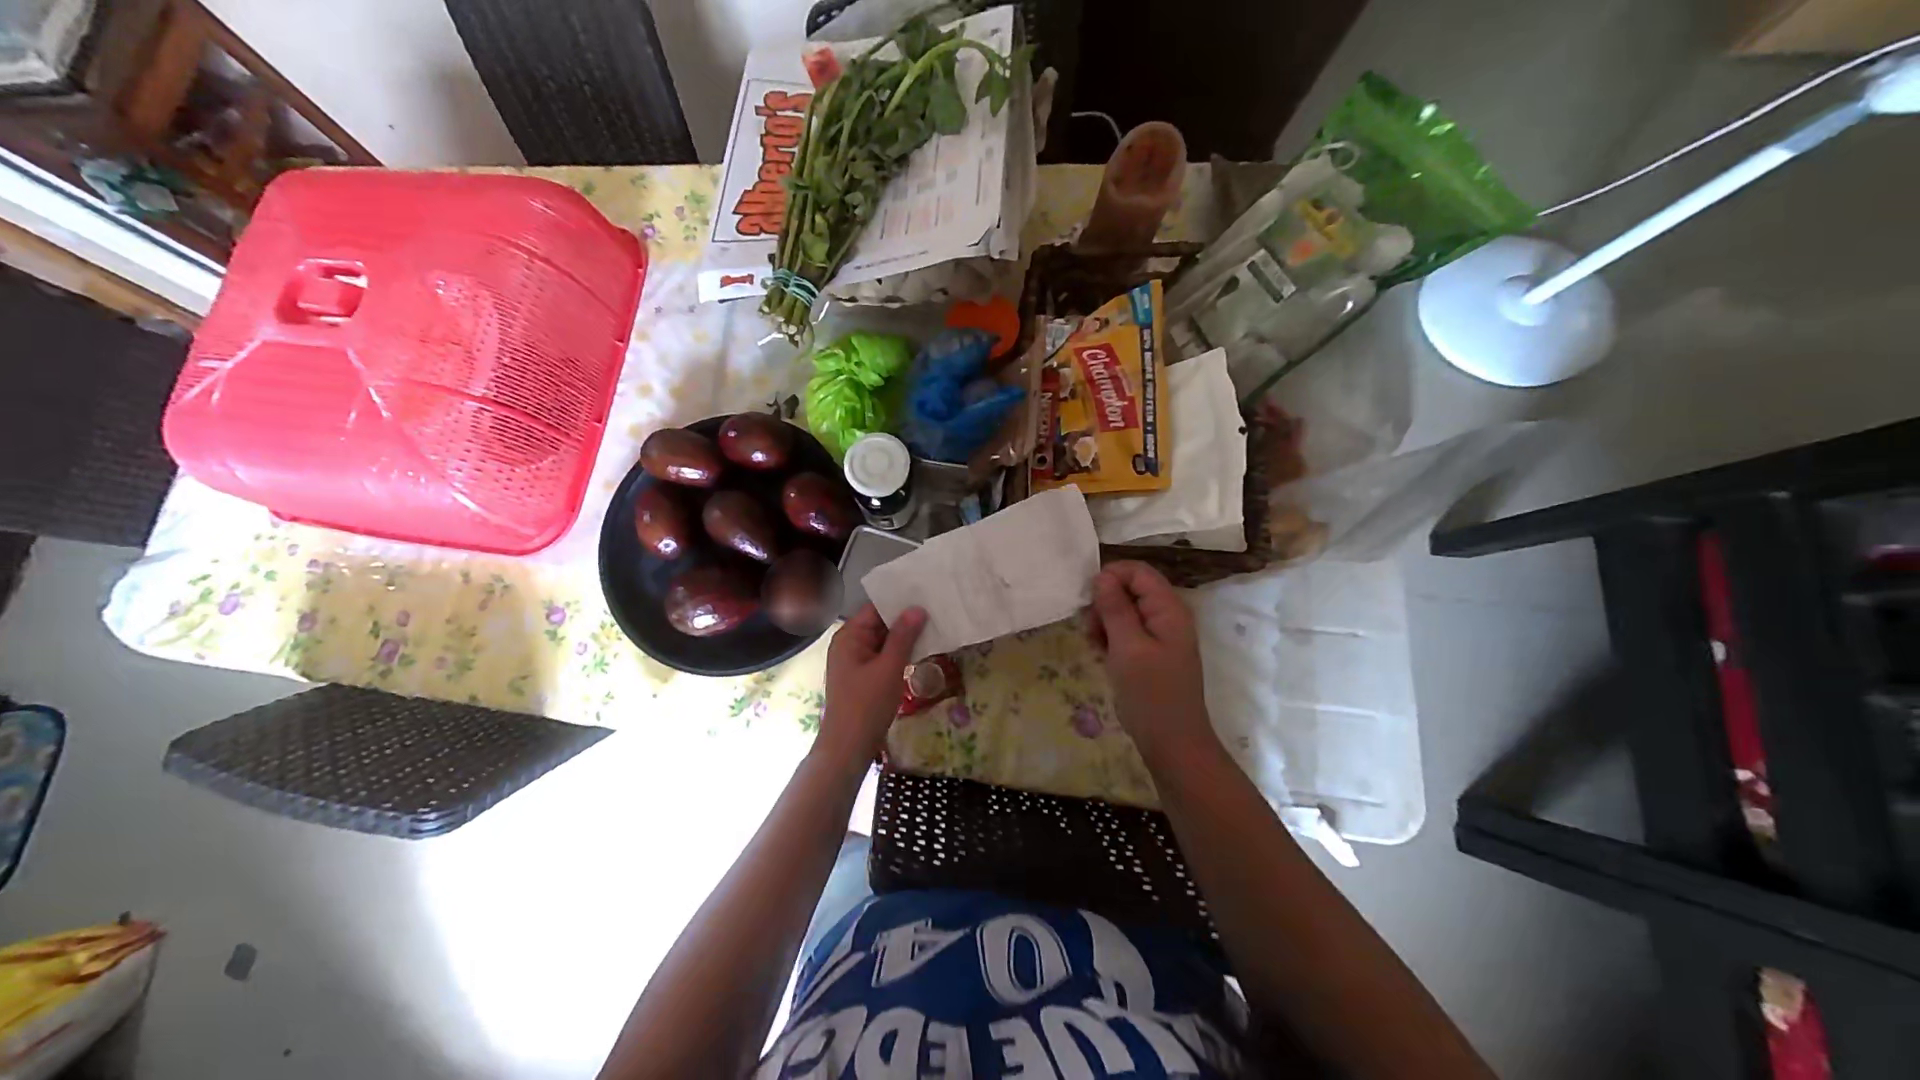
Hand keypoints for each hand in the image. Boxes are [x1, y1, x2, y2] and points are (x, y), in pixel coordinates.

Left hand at [819, 603, 926, 763]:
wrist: (848, 747)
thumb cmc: (866, 705)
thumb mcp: (889, 668)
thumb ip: (903, 636)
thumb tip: (917, 608)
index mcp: (849, 636)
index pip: (875, 608)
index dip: (899, 600)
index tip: (926, 592)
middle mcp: (850, 644)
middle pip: (880, 623)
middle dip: (905, 618)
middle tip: (938, 607)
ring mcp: (856, 661)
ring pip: (884, 641)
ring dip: (905, 636)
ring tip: (936, 625)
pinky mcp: (864, 677)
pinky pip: (884, 657)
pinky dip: (901, 653)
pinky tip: (923, 650)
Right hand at [1087, 561, 1216, 763]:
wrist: (1172, 743)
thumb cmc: (1150, 694)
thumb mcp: (1127, 648)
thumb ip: (1115, 608)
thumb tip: (1102, 576)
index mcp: (1169, 609)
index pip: (1138, 572)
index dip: (1111, 577)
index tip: (1088, 600)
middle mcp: (1168, 616)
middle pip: (1131, 589)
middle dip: (1105, 602)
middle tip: (1090, 628)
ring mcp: (1161, 635)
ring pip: (1126, 610)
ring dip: (1105, 621)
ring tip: (1095, 645)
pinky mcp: (1152, 653)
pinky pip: (1128, 631)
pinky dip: (1112, 637)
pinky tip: (1102, 655)